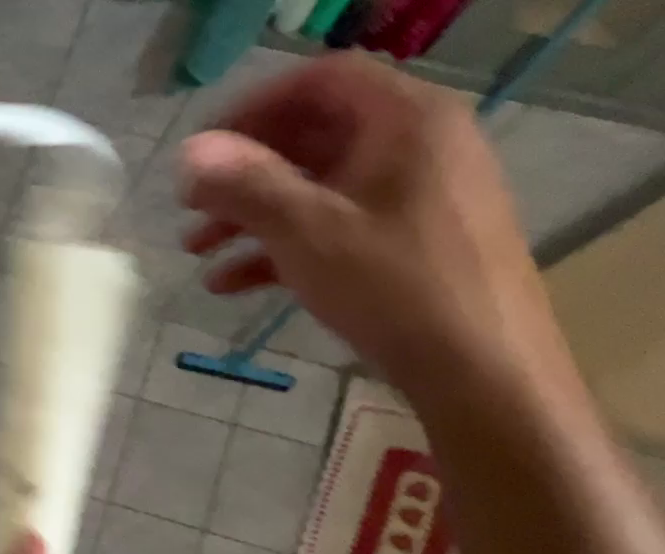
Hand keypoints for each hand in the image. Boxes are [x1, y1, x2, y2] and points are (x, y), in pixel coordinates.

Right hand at [175, 53, 572, 406]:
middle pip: (313, 135)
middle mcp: (415, 143)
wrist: (477, 362)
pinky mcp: (407, 236)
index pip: (320, 81)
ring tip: (195, 251)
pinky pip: (332, 224)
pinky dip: (279, 245)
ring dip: (250, 213)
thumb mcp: (306, 232)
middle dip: (242, 172)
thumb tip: (188, 153)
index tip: (199, 153)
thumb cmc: (393, 286)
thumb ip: (245, 186)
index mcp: (404, 121)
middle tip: (188, 208)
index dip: (252, 109)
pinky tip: (230, 283)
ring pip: (315, 185)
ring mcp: (413, 192)